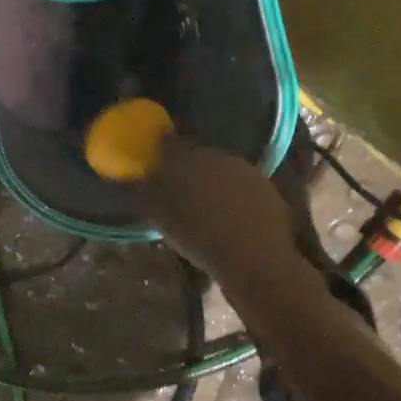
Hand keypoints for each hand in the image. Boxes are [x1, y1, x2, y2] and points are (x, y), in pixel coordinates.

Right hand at [142, 139, 307, 284]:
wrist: (254, 258)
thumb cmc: (197, 236)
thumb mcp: (158, 216)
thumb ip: (143, 191)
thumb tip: (133, 176)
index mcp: (185, 158)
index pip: (167, 143)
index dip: (161, 153)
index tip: (156, 165)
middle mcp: (215, 155)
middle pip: (196, 155)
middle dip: (188, 168)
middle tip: (181, 190)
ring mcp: (244, 169)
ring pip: (221, 168)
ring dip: (213, 180)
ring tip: (207, 205)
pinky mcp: (267, 186)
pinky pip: (243, 183)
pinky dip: (235, 193)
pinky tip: (232, 215)